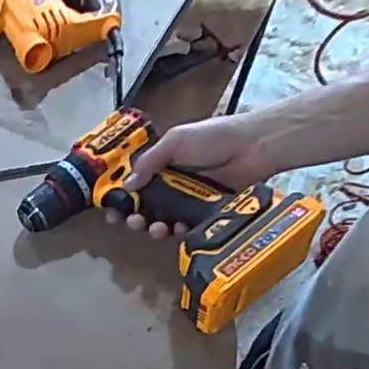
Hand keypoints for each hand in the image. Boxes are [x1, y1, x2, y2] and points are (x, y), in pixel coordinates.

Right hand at [105, 115, 278, 237]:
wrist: (257, 146)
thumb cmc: (214, 137)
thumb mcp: (175, 141)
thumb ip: (149, 162)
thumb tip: (127, 185)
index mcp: (161, 165)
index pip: (134, 184)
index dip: (120, 197)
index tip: (111, 209)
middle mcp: (172, 183)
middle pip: (144, 206)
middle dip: (133, 217)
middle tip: (132, 222)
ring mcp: (189, 199)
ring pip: (163, 219)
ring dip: (153, 227)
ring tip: (154, 229)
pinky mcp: (206, 211)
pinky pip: (186, 226)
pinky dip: (178, 231)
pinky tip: (176, 230)